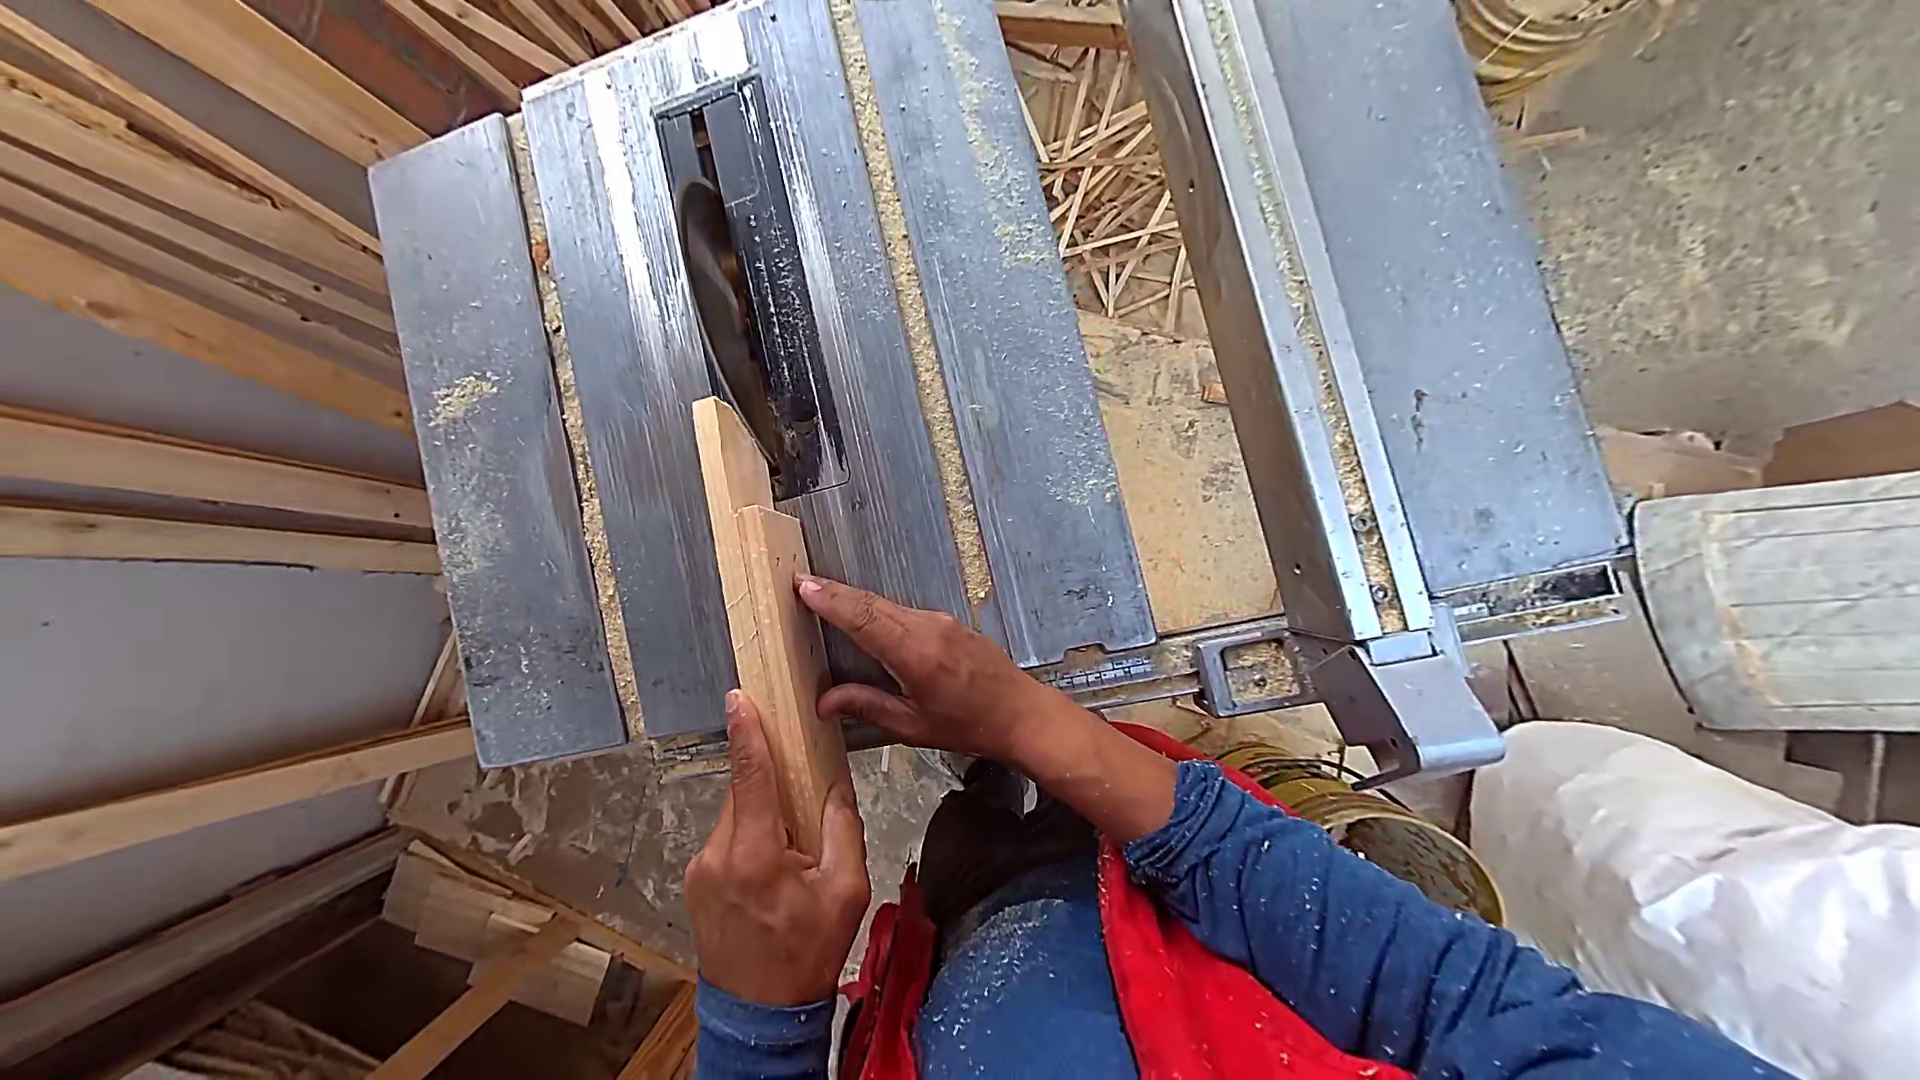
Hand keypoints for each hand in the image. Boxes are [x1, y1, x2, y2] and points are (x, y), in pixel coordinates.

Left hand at [684, 690, 869, 1005]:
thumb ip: (844, 827)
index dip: (746, 733)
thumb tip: (834, 786)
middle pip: (745, 791)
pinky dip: (750, 834)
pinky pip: (727, 836)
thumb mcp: (847, 890)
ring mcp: (701, 870)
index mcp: (755, 855)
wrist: (761, 1015)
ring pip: (736, 813)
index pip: (750, 777)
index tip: (739, 698)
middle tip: (803, 804)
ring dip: (764, 813)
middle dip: (773, 784)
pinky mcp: (697, 881)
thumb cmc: (807, 953)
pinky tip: (772, 866)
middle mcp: (718, 856)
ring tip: (791, 851)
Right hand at [796, 575, 1079, 764]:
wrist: (1021, 713)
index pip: (865, 618)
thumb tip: (825, 702)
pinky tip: (864, 615)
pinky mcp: (948, 622)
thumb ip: (868, 706)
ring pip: (888, 604)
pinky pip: (905, 610)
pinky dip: (878, 609)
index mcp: (917, 655)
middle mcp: (929, 628)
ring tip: (824, 596)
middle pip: (872, 603)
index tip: (804, 586)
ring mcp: (941, 621)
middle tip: (802, 582)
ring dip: (855, 599)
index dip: (832, 600)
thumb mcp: (914, 727)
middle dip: (835, 591)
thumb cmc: (971, 725)